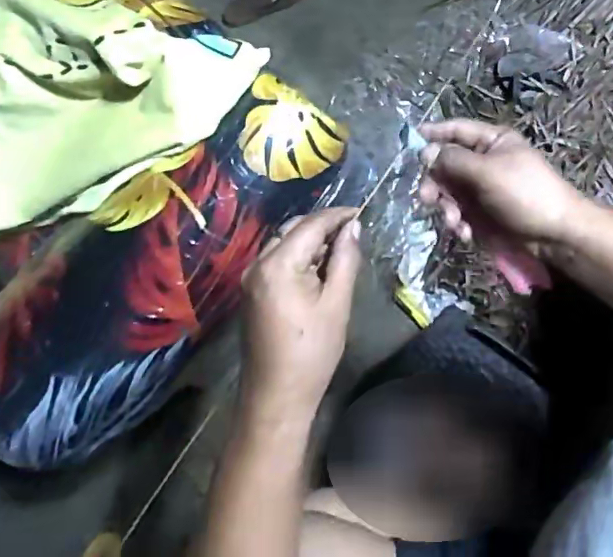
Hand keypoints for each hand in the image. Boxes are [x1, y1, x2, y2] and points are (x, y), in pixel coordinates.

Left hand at [240, 206, 360, 416]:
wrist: (275, 399)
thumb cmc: (311, 352)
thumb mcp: (337, 303)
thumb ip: (345, 259)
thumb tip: (353, 226)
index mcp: (278, 265)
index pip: (311, 224)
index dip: (338, 215)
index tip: (361, 212)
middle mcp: (258, 264)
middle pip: (294, 228)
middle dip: (323, 225)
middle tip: (353, 231)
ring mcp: (251, 278)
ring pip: (284, 242)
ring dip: (311, 239)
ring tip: (340, 248)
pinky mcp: (251, 291)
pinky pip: (277, 259)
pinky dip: (298, 254)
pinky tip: (318, 267)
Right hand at [417, 120, 593, 250]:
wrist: (556, 234)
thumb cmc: (525, 193)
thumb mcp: (487, 172)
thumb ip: (454, 160)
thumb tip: (426, 151)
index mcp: (492, 141)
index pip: (456, 129)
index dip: (433, 133)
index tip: (410, 141)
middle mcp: (485, 161)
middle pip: (446, 164)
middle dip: (436, 183)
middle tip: (427, 199)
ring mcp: (483, 188)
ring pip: (449, 192)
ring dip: (447, 207)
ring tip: (455, 223)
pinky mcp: (484, 213)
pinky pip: (460, 213)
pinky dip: (458, 223)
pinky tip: (465, 233)